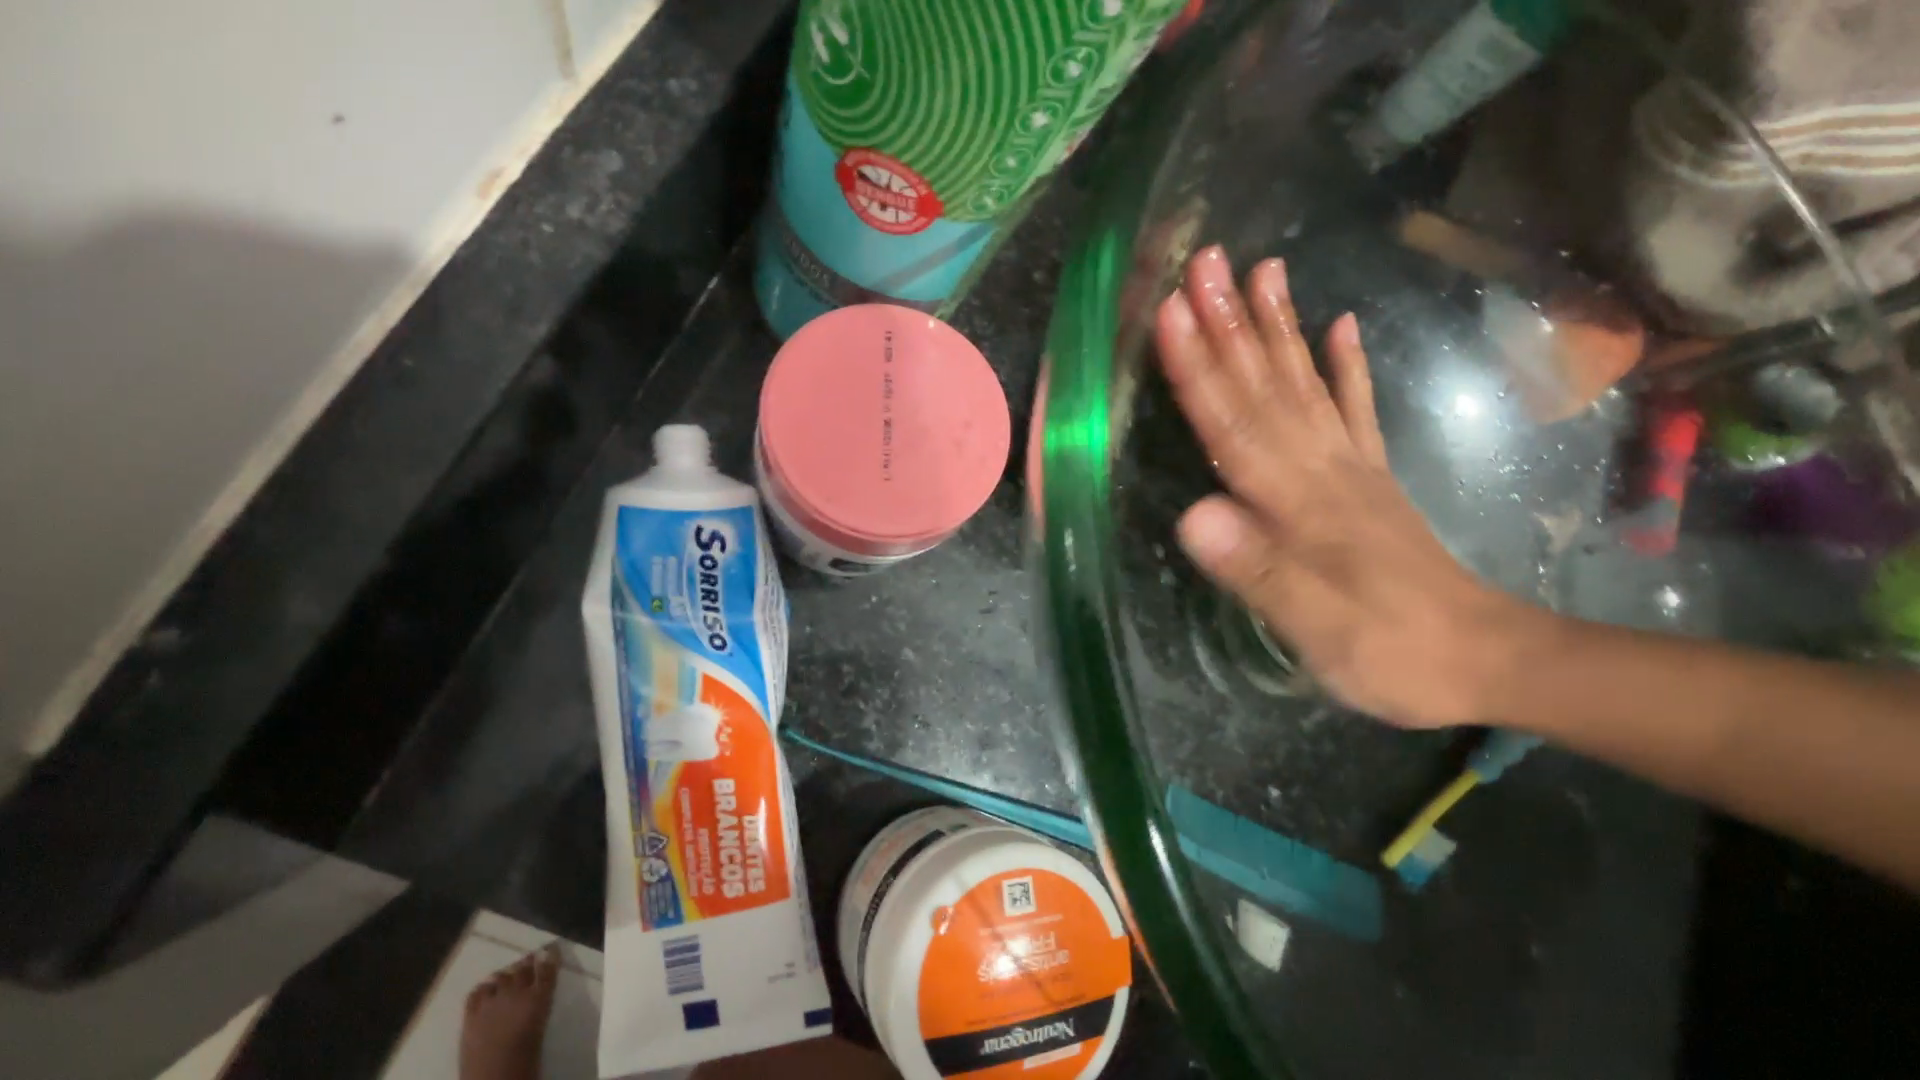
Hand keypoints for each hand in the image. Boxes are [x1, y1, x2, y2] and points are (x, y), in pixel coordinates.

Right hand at [1155, 246, 1543, 728]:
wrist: (1489, 661)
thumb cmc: (1393, 652)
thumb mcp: (1318, 628)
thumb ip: (1257, 570)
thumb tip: (1193, 515)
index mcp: (1301, 504)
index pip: (1237, 426)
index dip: (1200, 369)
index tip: (1172, 309)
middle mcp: (1325, 471)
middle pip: (1269, 388)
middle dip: (1232, 323)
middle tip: (1207, 259)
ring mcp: (1354, 470)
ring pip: (1308, 385)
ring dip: (1280, 327)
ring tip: (1263, 267)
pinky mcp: (1373, 482)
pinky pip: (1357, 410)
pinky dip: (1346, 365)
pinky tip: (1340, 323)